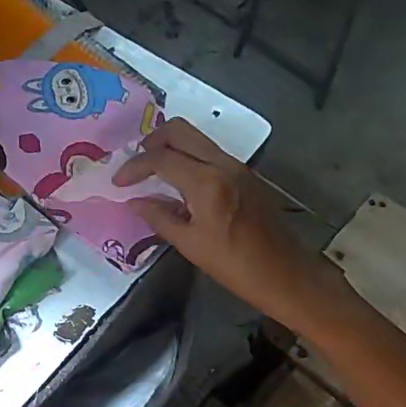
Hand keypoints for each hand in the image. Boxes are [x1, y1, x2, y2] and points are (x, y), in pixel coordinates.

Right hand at [113, 120, 346, 327]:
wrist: (287, 274)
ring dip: (170, 147)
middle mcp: (223, 164)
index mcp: (207, 183)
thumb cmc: (235, 266)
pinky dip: (187, 157)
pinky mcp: (245, 175)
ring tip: (151, 171)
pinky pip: (209, 152)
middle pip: (180, 131)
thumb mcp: (190, 245)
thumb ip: (159, 217)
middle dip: (151, 142)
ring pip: (196, 138)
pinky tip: (177, 181)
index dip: (134, 167)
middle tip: (135, 165)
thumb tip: (135, 202)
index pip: (161, 159)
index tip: (118, 182)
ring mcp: (237, 166)